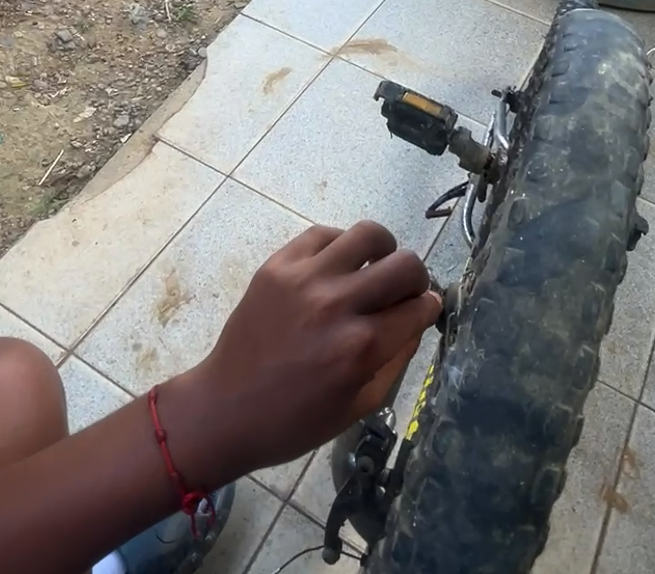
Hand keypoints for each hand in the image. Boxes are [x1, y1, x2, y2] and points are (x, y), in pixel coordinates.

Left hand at [155, 221, 440, 489]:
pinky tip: (336, 267)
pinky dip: (340, 246)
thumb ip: (397, 358)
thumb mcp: (359, 406)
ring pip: (369, 234)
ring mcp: (305, 278)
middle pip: (405, 264)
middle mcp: (337, 305)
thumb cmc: (295, 420)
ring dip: (383, 250)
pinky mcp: (278, 264)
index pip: (420, 307)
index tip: (425, 308)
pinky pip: (324, 233)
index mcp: (361, 348)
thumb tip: (418, 317)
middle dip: (416, 278)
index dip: (429, 307)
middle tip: (403, 291)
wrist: (224, 408)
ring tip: (372, 268)